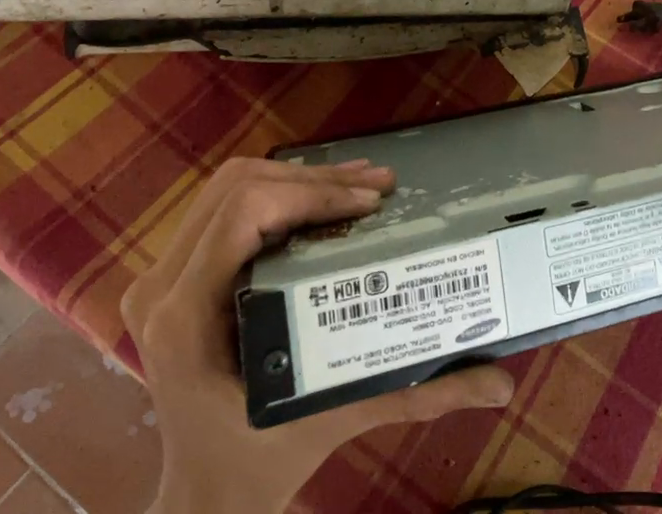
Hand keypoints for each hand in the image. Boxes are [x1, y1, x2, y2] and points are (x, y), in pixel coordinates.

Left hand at [122, 157, 515, 513]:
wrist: (207, 490)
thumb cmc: (260, 458)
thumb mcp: (334, 420)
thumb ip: (417, 397)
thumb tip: (500, 384)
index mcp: (186, 317)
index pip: (243, 215)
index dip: (311, 194)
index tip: (372, 203)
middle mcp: (162, 287)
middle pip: (235, 188)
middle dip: (315, 179)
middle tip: (380, 188)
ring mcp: (161, 277)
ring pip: (227, 189)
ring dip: (298, 179)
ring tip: (363, 185)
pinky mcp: (175, 275)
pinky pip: (223, 210)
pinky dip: (278, 194)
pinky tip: (326, 199)